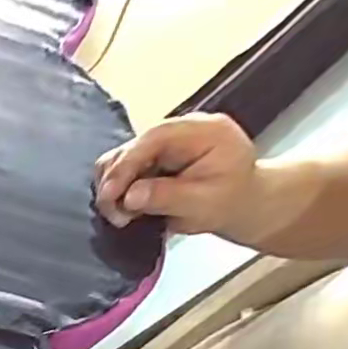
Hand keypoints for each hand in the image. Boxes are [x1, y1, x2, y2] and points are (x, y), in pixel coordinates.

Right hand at [92, 113, 258, 232]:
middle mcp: (177, 130)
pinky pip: (120, 170)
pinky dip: (116, 192)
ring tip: (123, 216)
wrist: (239, 201)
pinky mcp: (149, 158)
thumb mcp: (203, 204)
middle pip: (130, 148)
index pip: (154, 138)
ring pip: (119, 159)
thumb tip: (129, 197)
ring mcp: (161, 144)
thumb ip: (167, 197)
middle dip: (114, 183)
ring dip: (112, 190)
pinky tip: (126, 210)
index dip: (126, 165)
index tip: (109, 195)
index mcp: (201, 131)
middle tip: (118, 218)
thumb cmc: (227, 202)